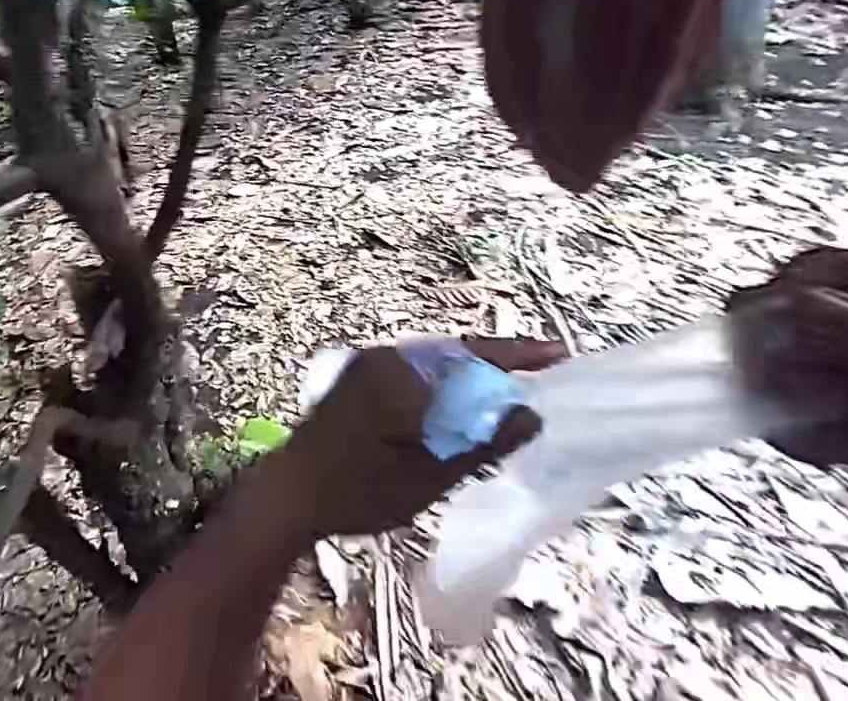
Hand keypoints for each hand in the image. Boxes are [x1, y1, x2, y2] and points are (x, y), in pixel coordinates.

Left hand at [256, 339, 564, 538]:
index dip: (517, 354)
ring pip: (433, 366)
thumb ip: (480, 442)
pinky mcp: (358, 382)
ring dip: (468, 381)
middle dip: (495, 367)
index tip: (559, 353)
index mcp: (399, 372)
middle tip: (538, 376)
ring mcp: (366, 367)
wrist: (289, 494)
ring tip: (507, 396)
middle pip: (453, 355)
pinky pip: (413, 376)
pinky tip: (460, 409)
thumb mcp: (428, 474)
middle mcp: (381, 358)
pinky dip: (442, 390)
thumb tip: (529, 414)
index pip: (470, 355)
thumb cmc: (357, 490)